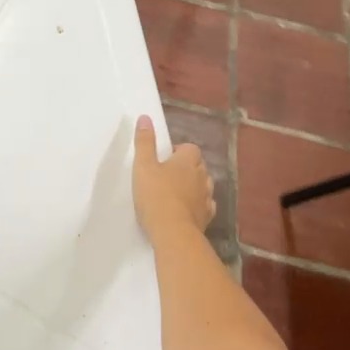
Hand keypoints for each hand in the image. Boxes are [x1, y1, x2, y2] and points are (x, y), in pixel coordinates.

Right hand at [131, 115, 215, 236]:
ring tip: (177, 192)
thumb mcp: (143, 166)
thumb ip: (144, 142)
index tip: (165, 158)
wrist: (173, 232)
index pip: (190, 148)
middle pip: (199, 165)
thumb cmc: (156, 195)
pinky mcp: (207, 217)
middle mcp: (201, 176)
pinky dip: (198, 204)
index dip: (179, 151)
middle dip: (187, 167)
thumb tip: (145, 117)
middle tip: (168, 174)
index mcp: (187, 161)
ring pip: (204, 185)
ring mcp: (206, 198)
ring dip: (194, 185)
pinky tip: (187, 210)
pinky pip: (206, 205)